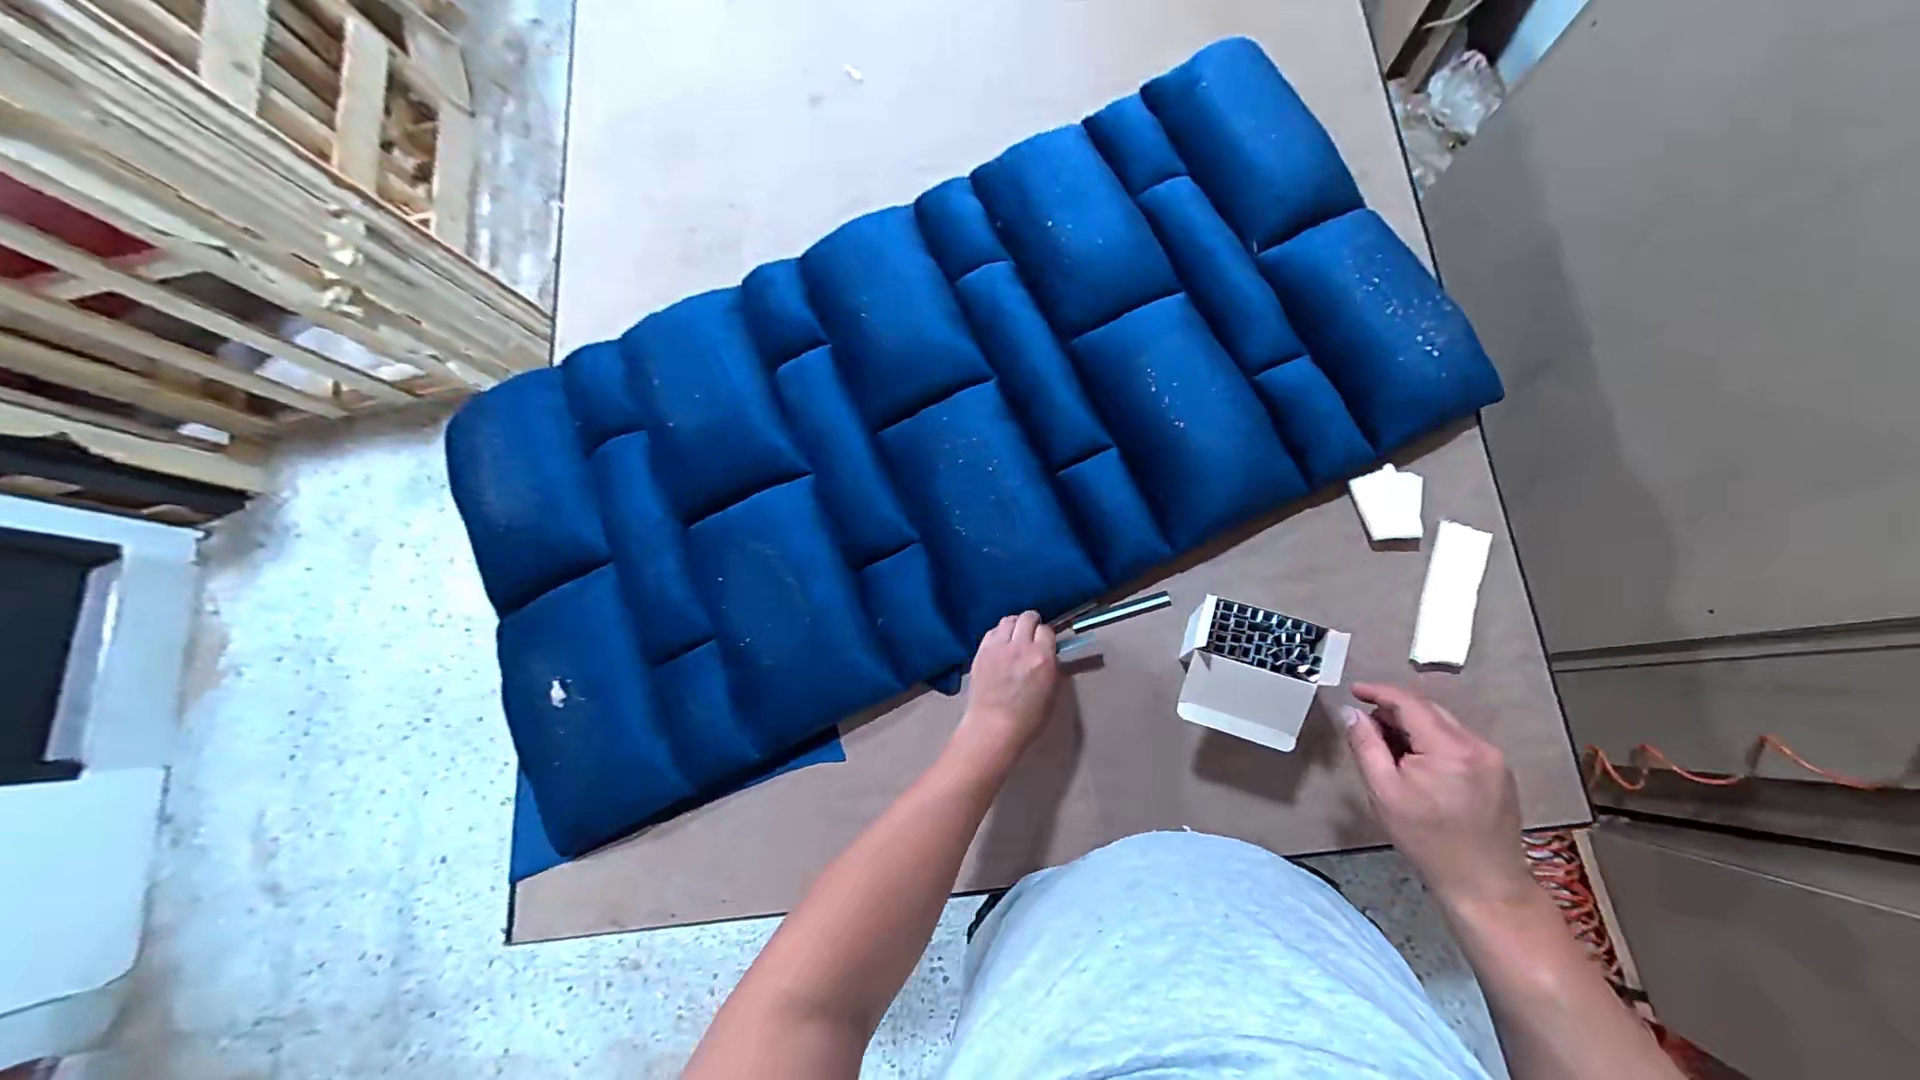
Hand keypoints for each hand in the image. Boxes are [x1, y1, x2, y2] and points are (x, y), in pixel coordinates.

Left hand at [951, 611, 1059, 768]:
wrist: (993, 726)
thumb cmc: (1028, 717)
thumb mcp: (1051, 693)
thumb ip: (1052, 668)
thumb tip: (1050, 656)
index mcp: (1042, 657)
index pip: (1047, 630)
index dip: (1047, 635)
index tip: (1045, 642)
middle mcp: (1020, 646)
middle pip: (1027, 618)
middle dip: (1032, 622)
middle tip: (1032, 632)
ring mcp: (998, 647)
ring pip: (1008, 620)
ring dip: (1014, 624)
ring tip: (1015, 635)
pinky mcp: (981, 651)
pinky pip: (992, 632)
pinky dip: (999, 633)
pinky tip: (1000, 644)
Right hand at [1343, 683, 1535, 910]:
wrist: (1484, 883)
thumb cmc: (1427, 839)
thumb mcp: (1383, 791)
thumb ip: (1365, 745)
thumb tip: (1352, 712)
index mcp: (1450, 749)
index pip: (1409, 703)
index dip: (1379, 692)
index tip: (1355, 691)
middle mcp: (1478, 746)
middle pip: (1428, 710)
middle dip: (1394, 712)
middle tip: (1367, 728)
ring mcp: (1494, 759)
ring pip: (1443, 725)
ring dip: (1413, 728)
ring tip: (1390, 751)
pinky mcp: (1499, 772)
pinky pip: (1458, 741)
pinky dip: (1432, 742)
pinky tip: (1417, 764)